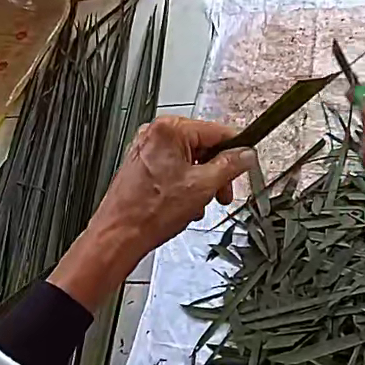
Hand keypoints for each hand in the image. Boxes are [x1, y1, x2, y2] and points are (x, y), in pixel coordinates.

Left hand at [49, 116, 257, 310]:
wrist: (119, 234)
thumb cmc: (148, 211)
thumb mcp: (203, 186)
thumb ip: (230, 166)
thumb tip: (245, 155)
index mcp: (169, 129)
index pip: (217, 131)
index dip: (236, 151)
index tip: (245, 164)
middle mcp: (155, 134)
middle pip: (203, 146)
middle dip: (217, 172)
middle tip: (222, 192)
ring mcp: (147, 149)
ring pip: (190, 160)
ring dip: (202, 182)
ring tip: (200, 203)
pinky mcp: (143, 166)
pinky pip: (174, 169)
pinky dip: (185, 185)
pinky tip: (185, 204)